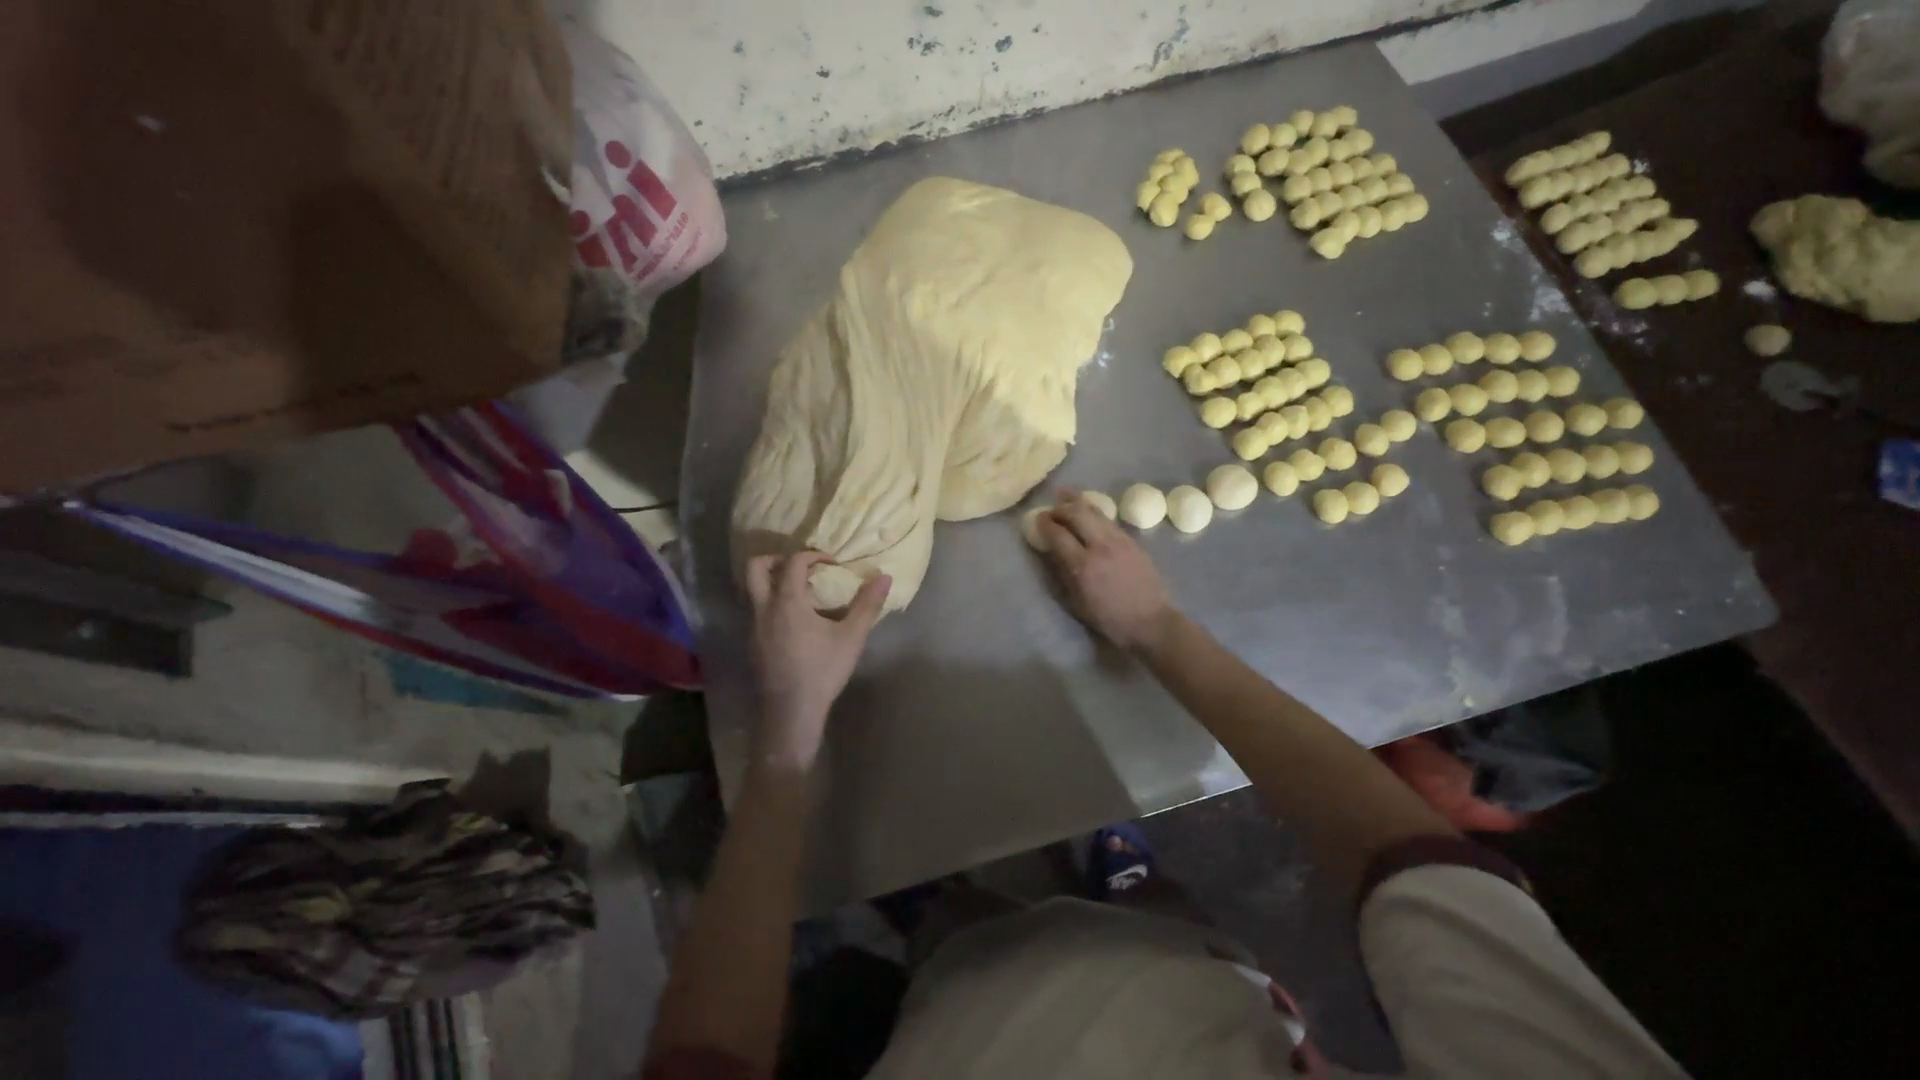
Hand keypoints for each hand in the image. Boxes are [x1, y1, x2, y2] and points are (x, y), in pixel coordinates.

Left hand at [744, 552, 889, 767]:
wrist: (790, 710)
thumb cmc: (822, 670)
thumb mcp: (851, 637)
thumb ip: (867, 605)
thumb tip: (885, 577)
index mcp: (787, 601)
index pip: (793, 562)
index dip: (812, 555)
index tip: (831, 564)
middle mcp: (763, 608)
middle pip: (755, 567)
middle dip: (775, 559)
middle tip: (800, 567)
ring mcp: (753, 627)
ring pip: (752, 591)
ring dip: (771, 583)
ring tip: (798, 594)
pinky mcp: (752, 644)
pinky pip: (755, 612)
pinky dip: (770, 605)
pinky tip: (792, 623)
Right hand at [1037, 492, 1178, 652]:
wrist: (1150, 621)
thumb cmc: (1109, 619)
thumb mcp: (1077, 603)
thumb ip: (1062, 574)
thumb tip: (1051, 552)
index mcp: (1083, 566)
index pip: (1058, 535)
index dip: (1044, 524)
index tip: (1037, 519)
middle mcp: (1100, 547)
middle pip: (1076, 514)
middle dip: (1060, 508)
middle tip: (1051, 510)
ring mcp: (1119, 541)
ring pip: (1095, 511)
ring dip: (1077, 502)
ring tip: (1064, 495)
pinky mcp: (1131, 540)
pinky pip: (1108, 519)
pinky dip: (1094, 511)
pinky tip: (1087, 510)